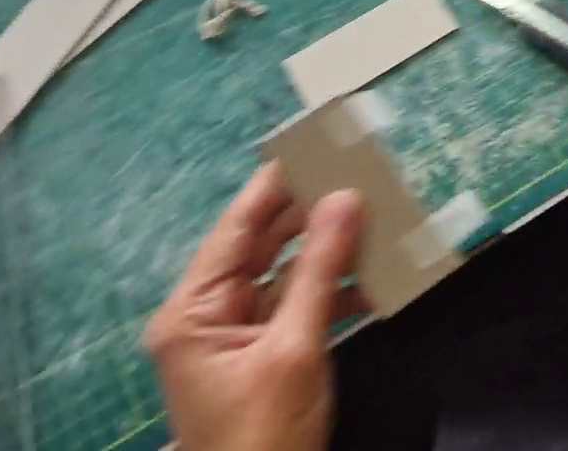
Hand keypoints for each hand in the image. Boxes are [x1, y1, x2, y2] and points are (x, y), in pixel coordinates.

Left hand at [146, 165, 365, 450]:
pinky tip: (372, 274)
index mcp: (194, 309)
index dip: (275, 185)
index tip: (314, 146)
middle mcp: (209, 313)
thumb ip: (320, 269)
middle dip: (310, 214)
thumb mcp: (295, 348)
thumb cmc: (263, 433)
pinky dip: (333, 289)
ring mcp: (237, 334)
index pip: (238, 227)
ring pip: (286, 272)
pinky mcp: (266, 352)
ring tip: (373, 216)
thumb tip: (345, 199)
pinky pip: (299, 303)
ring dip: (328, 251)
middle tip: (356, 175)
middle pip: (263, 245)